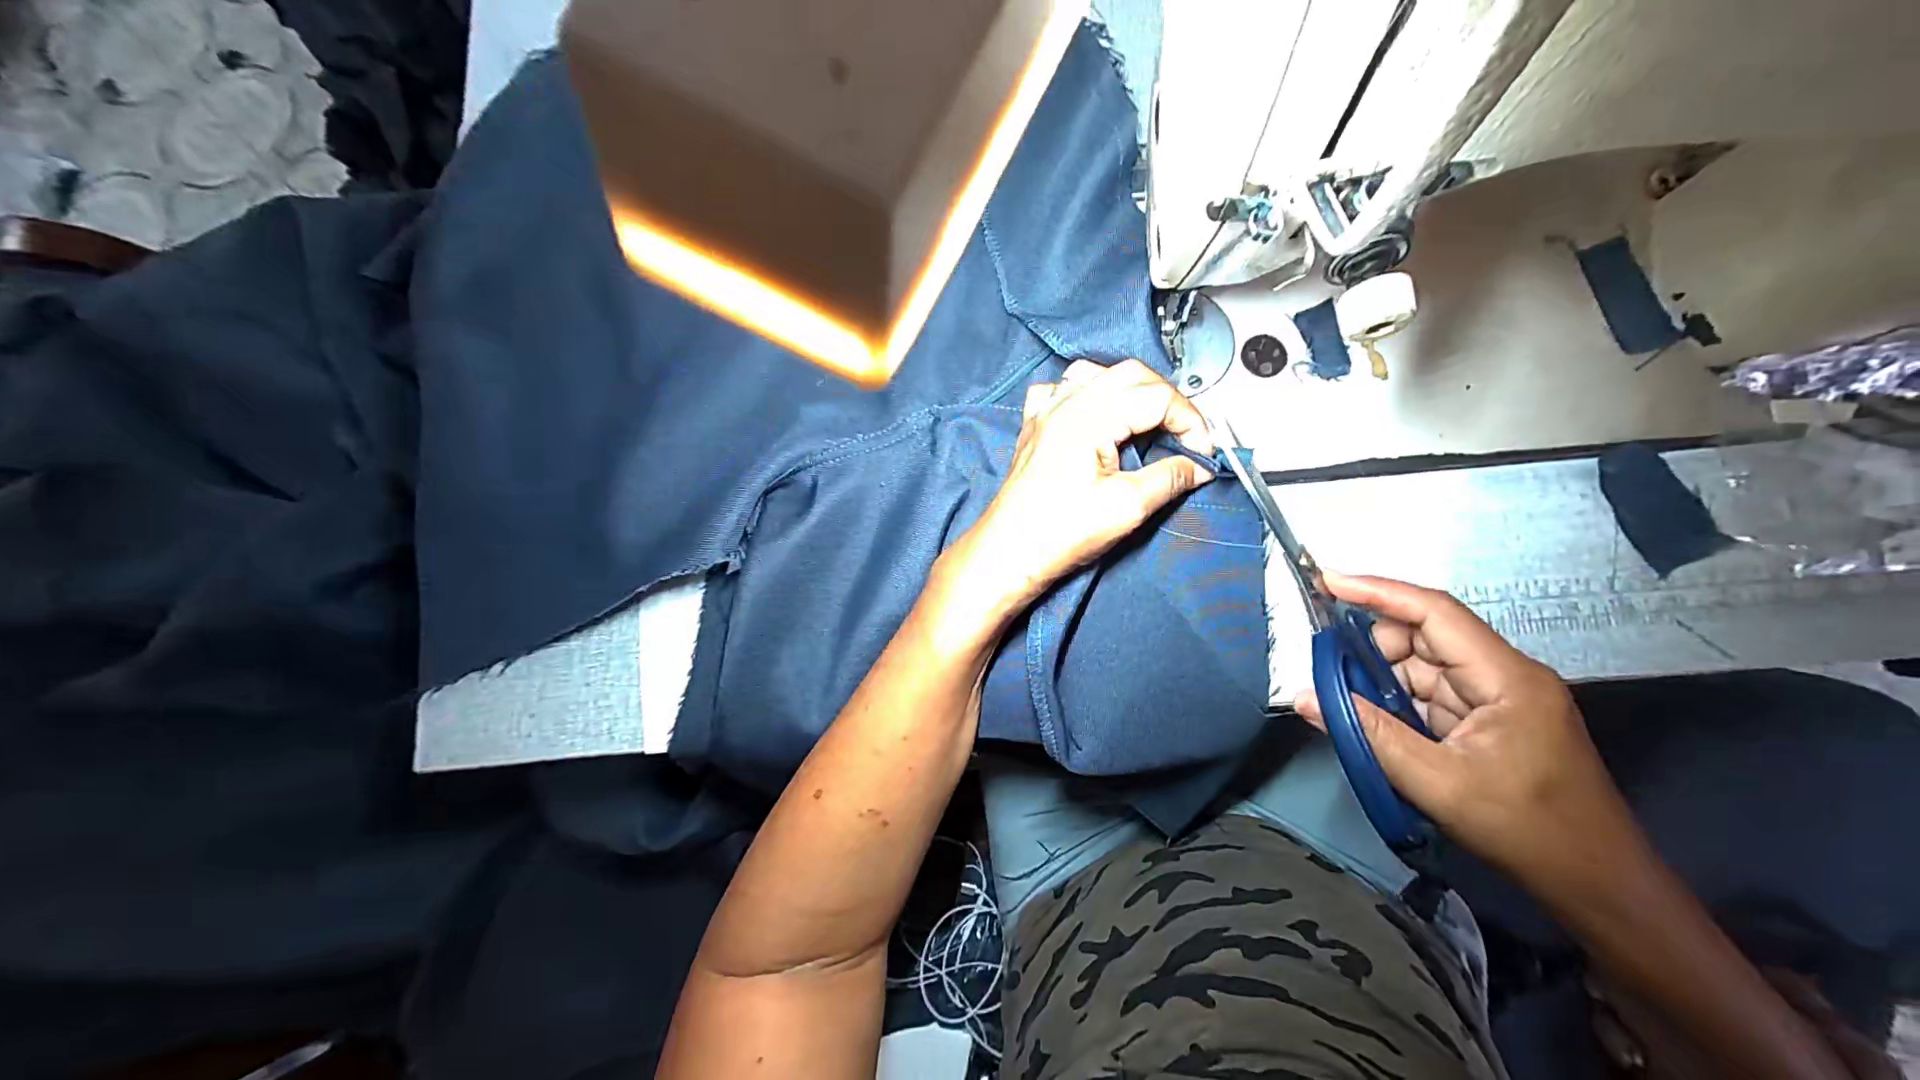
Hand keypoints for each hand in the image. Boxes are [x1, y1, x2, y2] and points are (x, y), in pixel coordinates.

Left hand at [937, 359, 1214, 625]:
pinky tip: (1096, 417)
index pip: (1157, 396)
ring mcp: (1046, 414)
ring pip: (1095, 374)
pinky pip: (1061, 392)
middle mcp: (1065, 406)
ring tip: (1145, 422)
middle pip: (1131, 374)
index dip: (1189, 421)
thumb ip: (1169, 478)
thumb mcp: (1127, 508)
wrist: (1008, 552)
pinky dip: (1086, 395)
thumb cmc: (1053, 533)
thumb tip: (1198, 467)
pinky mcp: (1035, 429)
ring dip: (1128, 390)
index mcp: (1089, 417)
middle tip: (1184, 435)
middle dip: (1166, 399)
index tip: (1202, 451)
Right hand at [1294, 573, 1651, 899]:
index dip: (1378, 592)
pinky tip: (1373, 717)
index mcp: (1506, 677)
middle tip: (1329, 672)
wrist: (1597, 884)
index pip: (1434, 613)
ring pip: (1423, 666)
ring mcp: (1498, 698)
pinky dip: (1397, 701)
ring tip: (1345, 700)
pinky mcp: (1488, 720)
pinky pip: (1431, 694)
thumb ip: (1368, 733)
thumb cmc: (1527, 829)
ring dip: (1381, 679)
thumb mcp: (1437, 782)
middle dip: (1373, 648)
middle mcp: (1504, 676)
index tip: (1328, 581)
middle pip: (1425, 637)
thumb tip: (1304, 698)